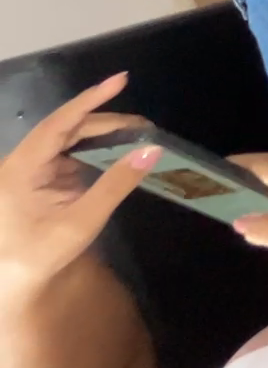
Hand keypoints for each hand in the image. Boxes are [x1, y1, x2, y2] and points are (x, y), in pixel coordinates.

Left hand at [0, 74, 154, 310]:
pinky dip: (99, 147)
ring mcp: (27, 175)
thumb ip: (116, 183)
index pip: (56, 126)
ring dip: (105, 133)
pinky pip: (71, 154)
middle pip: (66, 129)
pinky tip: (121, 152)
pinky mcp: (39, 182)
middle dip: (109, 121)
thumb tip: (153, 148)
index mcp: (17, 174)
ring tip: (141, 137)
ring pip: (69, 139)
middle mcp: (18, 168)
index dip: (88, 101)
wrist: (12, 287)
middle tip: (148, 128)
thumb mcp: (81, 222)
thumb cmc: (37, 256)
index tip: (121, 80)